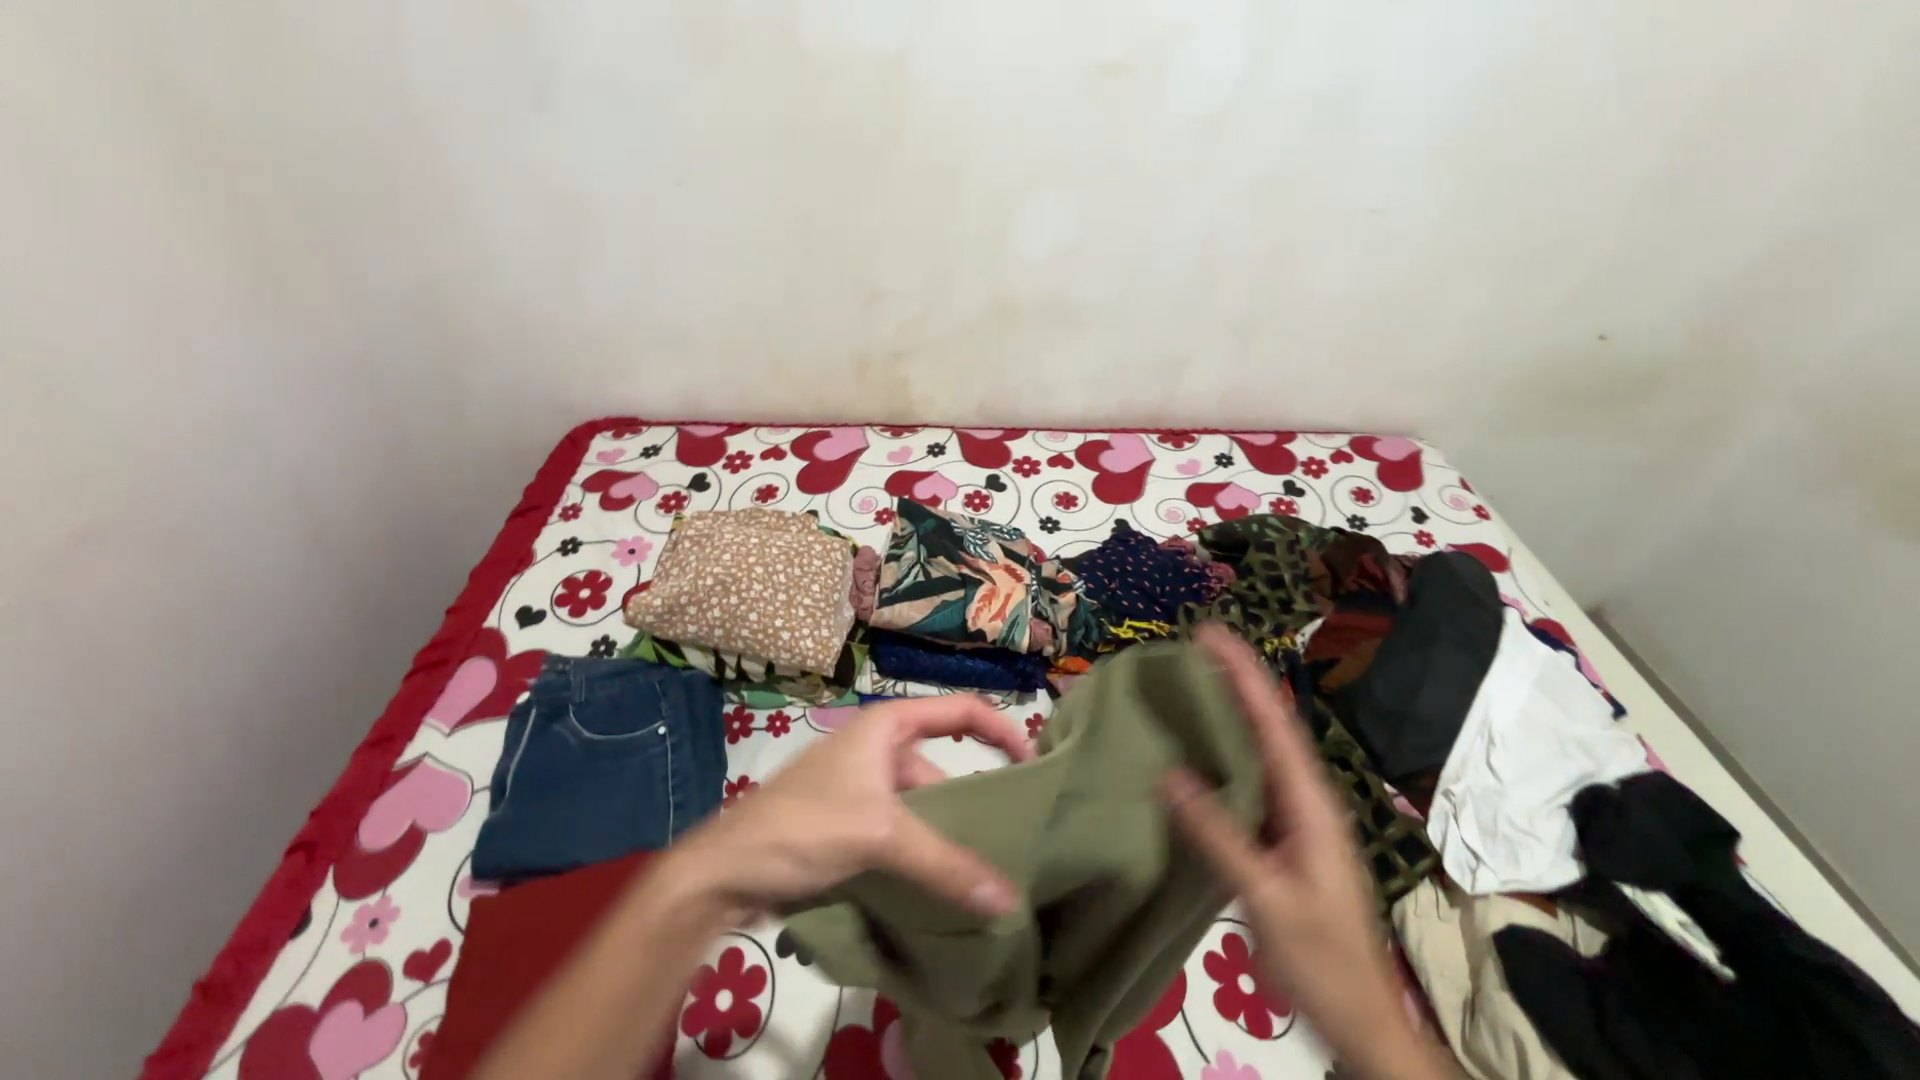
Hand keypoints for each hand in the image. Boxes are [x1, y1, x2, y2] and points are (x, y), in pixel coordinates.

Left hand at [674, 694, 1033, 917]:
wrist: (725, 872)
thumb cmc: (803, 827)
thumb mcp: (880, 837)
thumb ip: (946, 865)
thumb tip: (1009, 902)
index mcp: (885, 726)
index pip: (960, 711)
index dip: (1001, 727)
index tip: (1033, 763)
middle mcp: (877, 749)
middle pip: (942, 765)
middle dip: (977, 796)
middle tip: (1018, 832)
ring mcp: (861, 789)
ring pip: (922, 806)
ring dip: (949, 833)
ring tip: (989, 868)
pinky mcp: (849, 825)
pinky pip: (902, 832)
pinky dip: (924, 853)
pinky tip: (946, 883)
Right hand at [1164, 625, 1458, 1079]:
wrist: (1361, 1020)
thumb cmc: (1322, 962)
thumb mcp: (1268, 899)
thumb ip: (1222, 836)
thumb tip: (1172, 773)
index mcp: (1310, 806)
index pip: (1275, 725)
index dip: (1244, 676)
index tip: (1210, 635)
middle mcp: (1305, 802)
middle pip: (1268, 729)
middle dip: (1233, 684)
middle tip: (1186, 652)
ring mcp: (1294, 823)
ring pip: (1257, 756)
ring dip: (1226, 718)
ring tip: (1184, 689)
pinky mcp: (1280, 844)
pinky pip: (1248, 787)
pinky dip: (1221, 760)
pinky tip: (1191, 759)